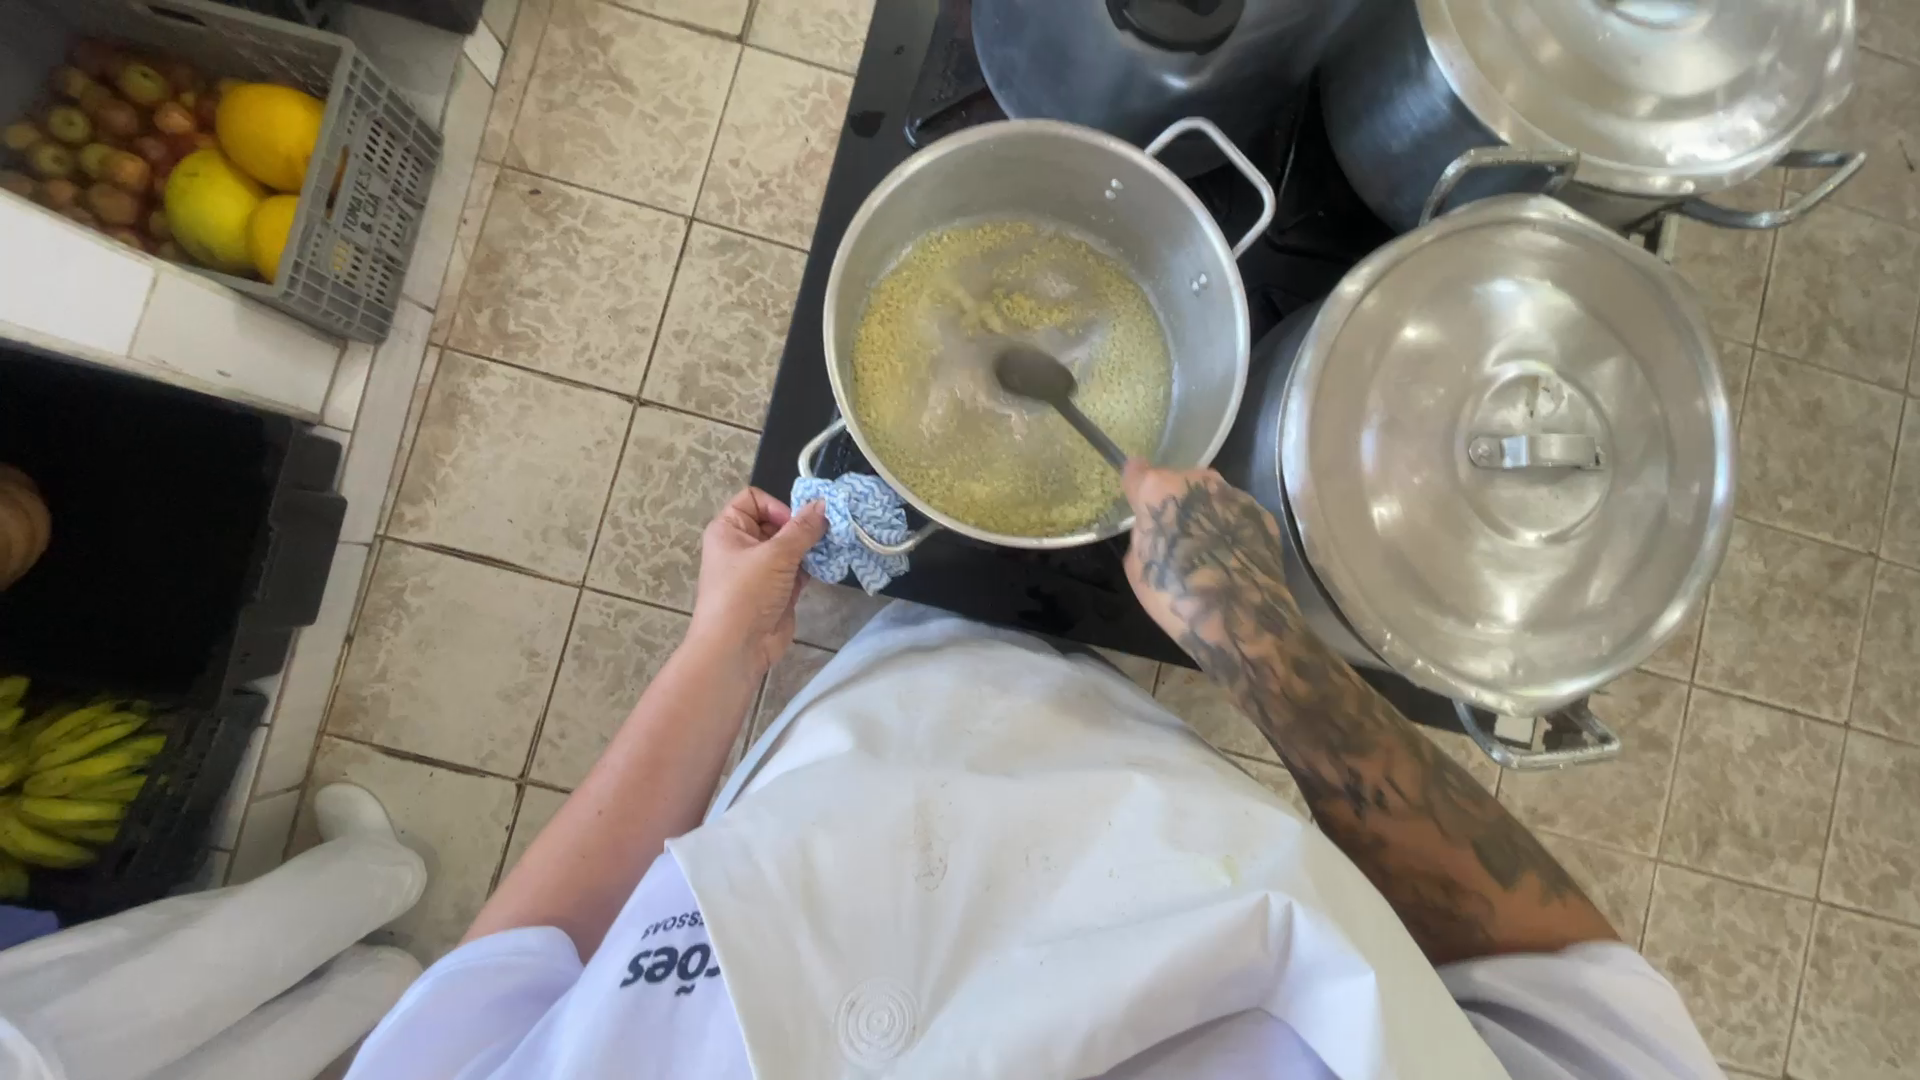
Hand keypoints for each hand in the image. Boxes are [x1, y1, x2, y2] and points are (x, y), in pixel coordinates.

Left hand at [687, 488, 827, 677]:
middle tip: (826, 534)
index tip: (796, 524)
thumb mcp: (775, 555)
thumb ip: (803, 529)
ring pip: (791, 547)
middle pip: (777, 523)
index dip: (777, 506)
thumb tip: (824, 504)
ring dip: (811, 547)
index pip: (754, 500)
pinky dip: (813, 566)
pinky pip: (799, 568)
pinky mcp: (778, 589)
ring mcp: (762, 569)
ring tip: (832, 548)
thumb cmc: (746, 593)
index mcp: (729, 529)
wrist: (738, 648)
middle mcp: (743, 545)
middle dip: (801, 527)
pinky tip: (830, 566)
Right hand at [1120, 460, 1294, 650]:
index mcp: (1158, 490)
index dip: (1135, 486)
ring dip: (1204, 514)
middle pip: (1178, 481)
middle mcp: (1198, 481)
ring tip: (1206, 551)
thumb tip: (1155, 527)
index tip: (1137, 500)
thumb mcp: (1137, 566)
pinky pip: (1235, 514)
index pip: (1137, 471)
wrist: (1239, 616)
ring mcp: (1234, 495)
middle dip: (1174, 502)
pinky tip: (1230, 558)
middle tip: (1174, 537)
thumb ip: (1144, 533)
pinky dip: (1230, 528)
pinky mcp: (1262, 514)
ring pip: (1209, 496)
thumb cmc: (1174, 593)